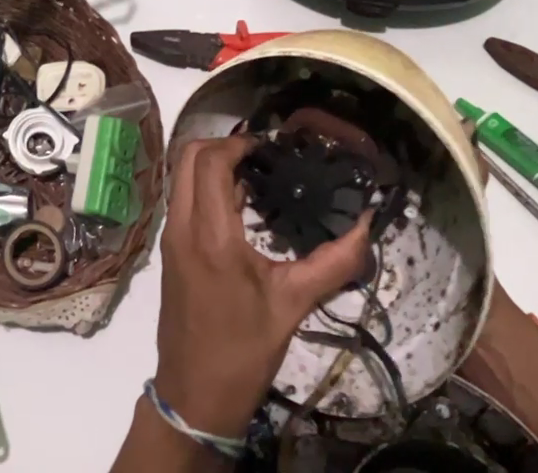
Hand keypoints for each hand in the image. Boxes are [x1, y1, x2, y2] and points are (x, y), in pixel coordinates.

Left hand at [153, 135, 372, 438]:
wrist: (194, 395)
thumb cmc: (243, 351)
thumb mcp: (292, 305)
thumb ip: (332, 263)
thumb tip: (367, 228)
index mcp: (210, 235)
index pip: (211, 162)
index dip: (237, 143)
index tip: (269, 146)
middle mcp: (182, 227)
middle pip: (187, 157)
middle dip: (221, 145)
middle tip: (260, 156)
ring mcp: (171, 238)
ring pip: (181, 178)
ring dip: (210, 165)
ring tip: (254, 175)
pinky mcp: (170, 251)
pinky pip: (182, 199)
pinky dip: (203, 187)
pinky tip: (238, 204)